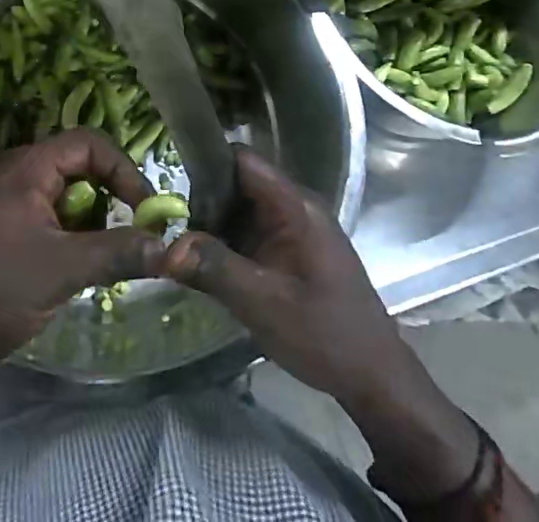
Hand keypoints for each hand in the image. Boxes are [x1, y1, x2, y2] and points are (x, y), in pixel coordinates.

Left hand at [0, 129, 164, 365]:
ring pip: (74, 189)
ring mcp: (17, 197)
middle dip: (114, 191)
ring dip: (100, 214)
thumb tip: (169, 248)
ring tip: (113, 248)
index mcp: (28, 167)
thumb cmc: (3, 288)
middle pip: (83, 162)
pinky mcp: (18, 223)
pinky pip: (61, 211)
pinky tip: (90, 259)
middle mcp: (22, 171)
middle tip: (136, 225)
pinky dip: (82, 229)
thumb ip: (119, 251)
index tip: (144, 206)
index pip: (88, 143)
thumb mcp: (67, 267)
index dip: (122, 168)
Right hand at [161, 149, 407, 406]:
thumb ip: (215, 269)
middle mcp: (293, 208)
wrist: (374, 378)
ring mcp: (292, 229)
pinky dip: (224, 243)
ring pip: (239, 209)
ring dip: (210, 224)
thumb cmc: (325, 335)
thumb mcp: (264, 304)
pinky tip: (201, 264)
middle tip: (166, 225)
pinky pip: (248, 233)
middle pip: (237, 183)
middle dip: (201, 200)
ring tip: (176, 244)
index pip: (243, 161)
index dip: (207, 164)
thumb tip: (164, 248)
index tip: (171, 187)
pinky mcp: (288, 251)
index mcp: (296, 207)